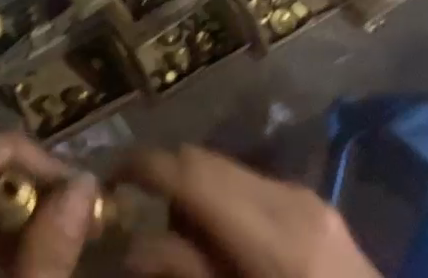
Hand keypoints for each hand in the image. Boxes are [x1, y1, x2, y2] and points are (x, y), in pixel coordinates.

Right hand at [120, 146, 380, 277]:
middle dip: (163, 175)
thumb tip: (132, 246)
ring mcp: (310, 200)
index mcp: (272, 235)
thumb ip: (186, 272)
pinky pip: (253, 185)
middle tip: (138, 208)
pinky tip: (224, 239)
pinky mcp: (319, 209)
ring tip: (183, 233)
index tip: (107, 177)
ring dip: (194, 188)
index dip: (140, 166)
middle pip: (204, 160)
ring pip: (226, 168)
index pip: (189, 172)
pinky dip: (225, 199)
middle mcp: (290, 201)